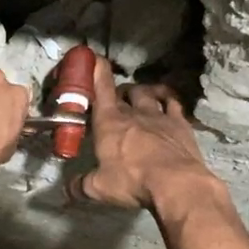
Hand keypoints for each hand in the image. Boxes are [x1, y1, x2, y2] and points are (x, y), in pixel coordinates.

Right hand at [68, 56, 217, 208]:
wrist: (176, 184)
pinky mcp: (180, 123)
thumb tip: (67, 190)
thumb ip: (81, 186)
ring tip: (139, 97)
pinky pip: (173, 102)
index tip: (94, 59)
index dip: (97, 71)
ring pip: (148, 93)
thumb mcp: (99, 188)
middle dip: (118, 92)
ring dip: (141, 92)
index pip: (102, 88)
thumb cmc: (132, 181)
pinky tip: (166, 102)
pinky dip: (167, 99)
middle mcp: (133, 112)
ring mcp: (159, 115)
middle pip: (125, 91)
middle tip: (115, 101)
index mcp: (109, 122)